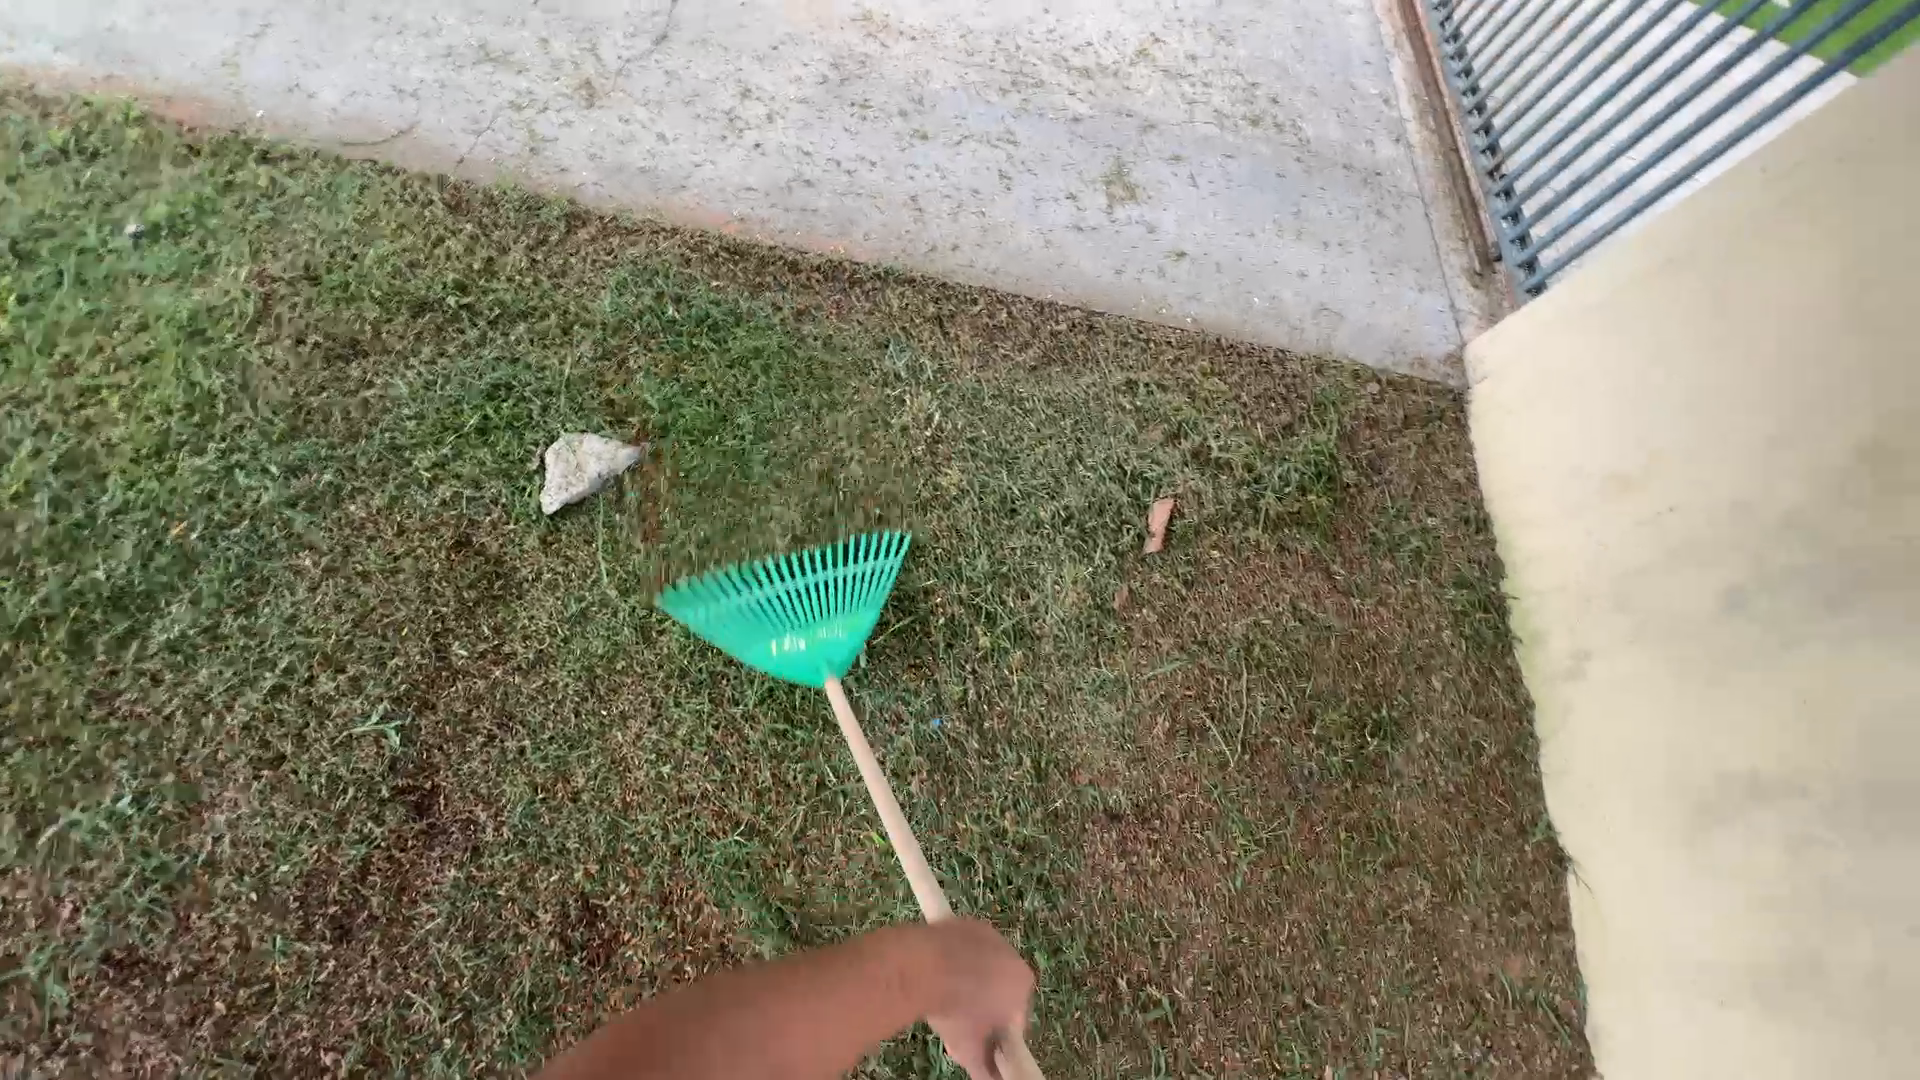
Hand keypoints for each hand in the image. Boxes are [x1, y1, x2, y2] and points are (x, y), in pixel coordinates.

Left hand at [912, 919, 1035, 1079]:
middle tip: (961, 1024)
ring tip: (945, 999)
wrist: (926, 966)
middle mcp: (1011, 954)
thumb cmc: (958, 1011)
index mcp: (1023, 983)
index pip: (1017, 1016)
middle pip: (1000, 986)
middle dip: (983, 1005)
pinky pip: (964, 947)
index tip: (982, 1042)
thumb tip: (989, 1078)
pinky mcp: (964, 922)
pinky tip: (937, 975)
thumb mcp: (972, 1051)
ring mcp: (987, 934)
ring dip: (969, 980)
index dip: (999, 1033)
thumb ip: (987, 1069)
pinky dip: (955, 959)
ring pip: (981, 965)